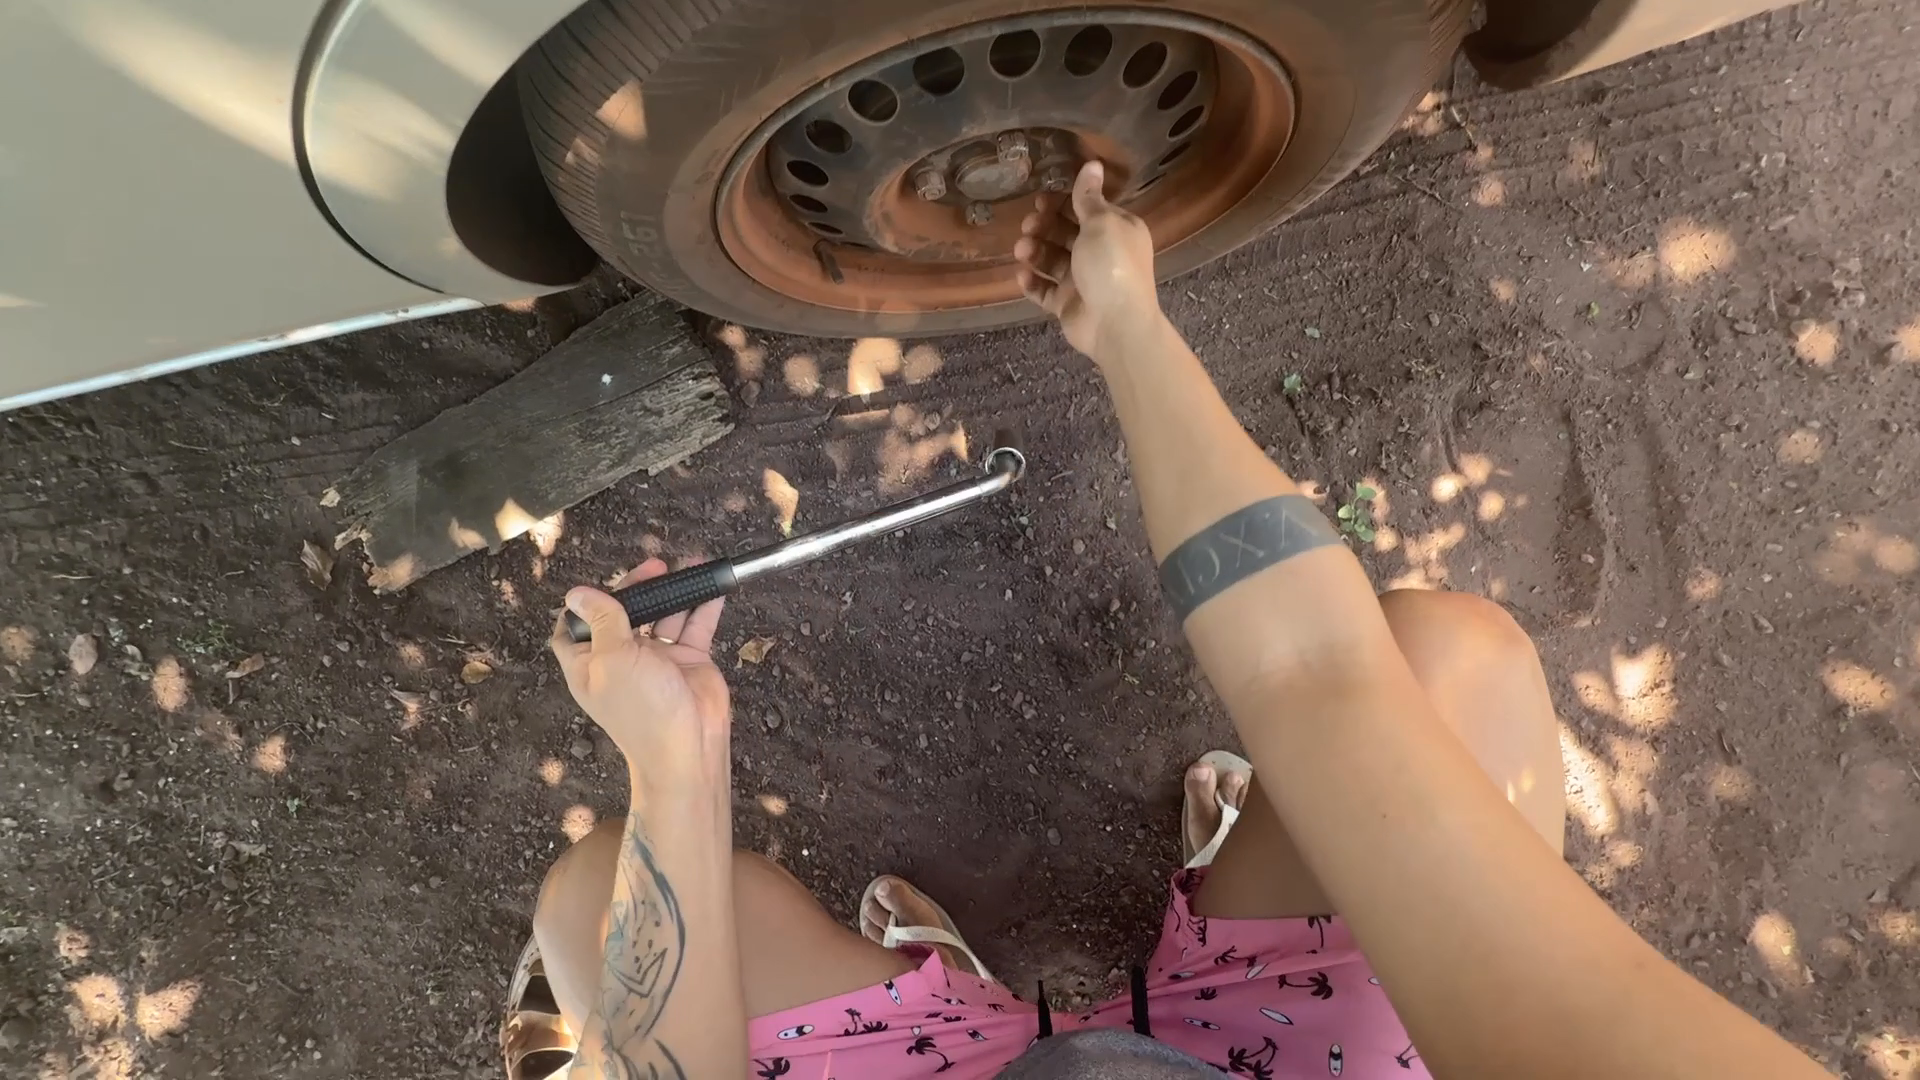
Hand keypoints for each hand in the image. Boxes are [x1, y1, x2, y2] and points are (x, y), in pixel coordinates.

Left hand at [550, 558, 729, 788]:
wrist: (688, 744)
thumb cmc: (642, 709)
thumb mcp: (612, 659)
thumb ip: (601, 621)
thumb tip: (576, 592)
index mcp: (590, 663)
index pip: (576, 628)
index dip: (583, 605)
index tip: (599, 586)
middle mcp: (622, 658)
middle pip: (626, 612)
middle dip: (639, 587)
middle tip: (656, 566)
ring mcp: (658, 658)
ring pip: (665, 614)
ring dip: (675, 590)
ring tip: (689, 563)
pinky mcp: (689, 659)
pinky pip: (696, 624)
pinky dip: (704, 604)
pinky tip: (713, 585)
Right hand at [1014, 160, 1163, 358]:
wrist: (1115, 323)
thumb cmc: (1111, 265)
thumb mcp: (1101, 223)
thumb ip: (1089, 197)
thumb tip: (1092, 163)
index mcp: (1115, 229)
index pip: (1086, 209)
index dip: (1062, 202)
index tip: (1040, 198)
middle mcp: (1099, 253)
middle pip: (1065, 234)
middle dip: (1044, 227)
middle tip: (1028, 225)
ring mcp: (1082, 281)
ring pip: (1052, 261)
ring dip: (1035, 252)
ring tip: (1022, 250)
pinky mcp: (1067, 305)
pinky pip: (1045, 290)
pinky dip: (1033, 282)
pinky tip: (1023, 275)